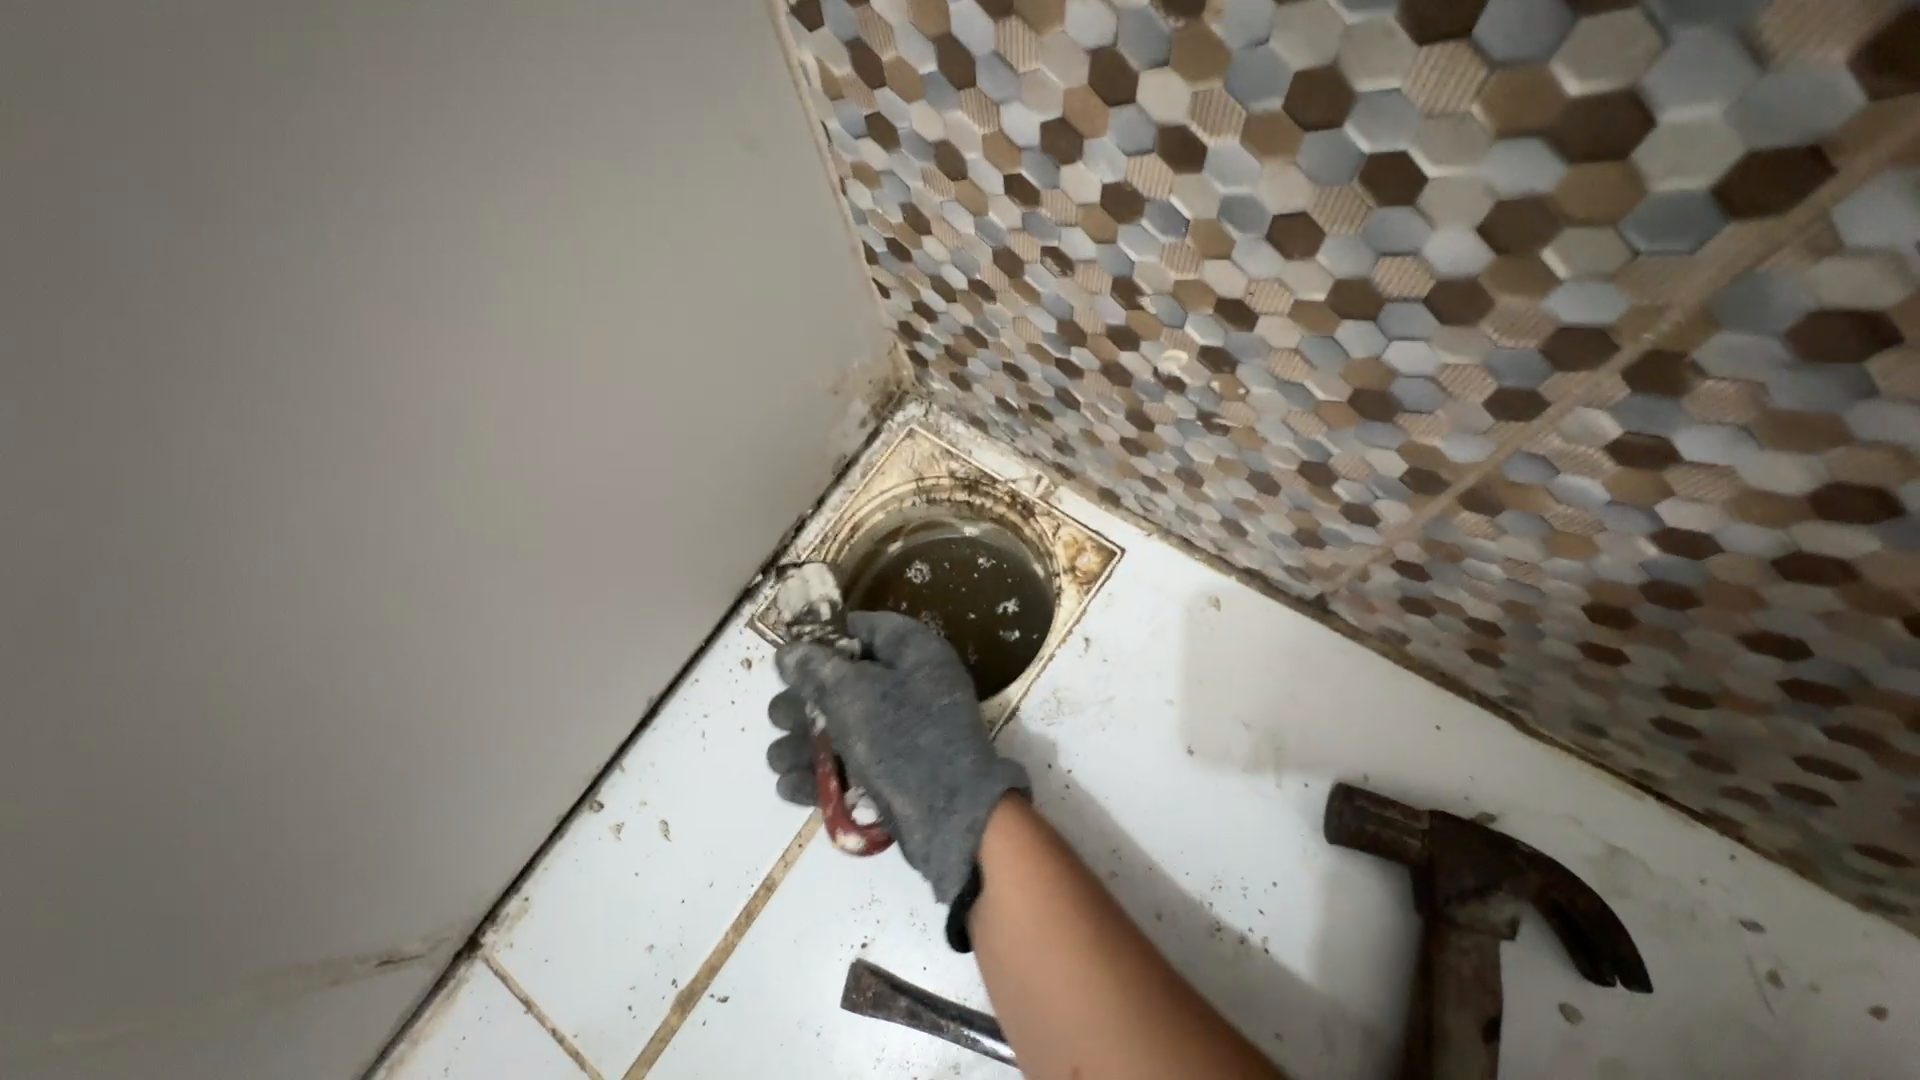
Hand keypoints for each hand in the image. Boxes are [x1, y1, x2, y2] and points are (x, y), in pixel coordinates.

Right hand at [767, 610, 1027, 903]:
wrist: (949, 817)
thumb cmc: (903, 739)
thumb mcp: (853, 695)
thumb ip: (816, 671)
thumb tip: (789, 653)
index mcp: (916, 655)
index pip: (871, 629)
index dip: (829, 636)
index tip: (792, 650)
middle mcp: (913, 690)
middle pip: (849, 683)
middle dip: (807, 701)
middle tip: (777, 714)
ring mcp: (905, 737)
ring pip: (844, 731)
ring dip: (805, 743)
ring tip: (777, 757)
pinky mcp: (896, 778)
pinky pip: (851, 769)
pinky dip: (821, 777)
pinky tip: (788, 785)